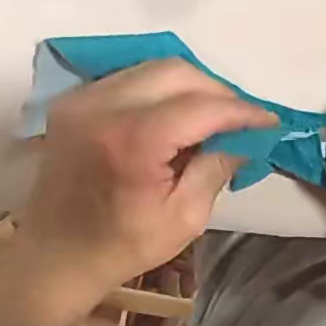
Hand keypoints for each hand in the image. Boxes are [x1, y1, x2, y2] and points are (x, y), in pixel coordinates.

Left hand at [3, 59, 276, 308]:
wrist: (55, 256)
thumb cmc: (122, 246)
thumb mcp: (185, 217)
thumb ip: (216, 167)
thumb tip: (244, 137)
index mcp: (131, 140)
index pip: (200, 106)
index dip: (241, 111)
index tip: (270, 121)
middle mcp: (102, 106)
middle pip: (176, 72)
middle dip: (217, 91)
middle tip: (241, 119)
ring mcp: (82, 99)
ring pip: (152, 68)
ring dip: (190, 86)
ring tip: (213, 116)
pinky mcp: (73, 102)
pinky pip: (129, 79)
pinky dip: (161, 90)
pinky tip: (176, 116)